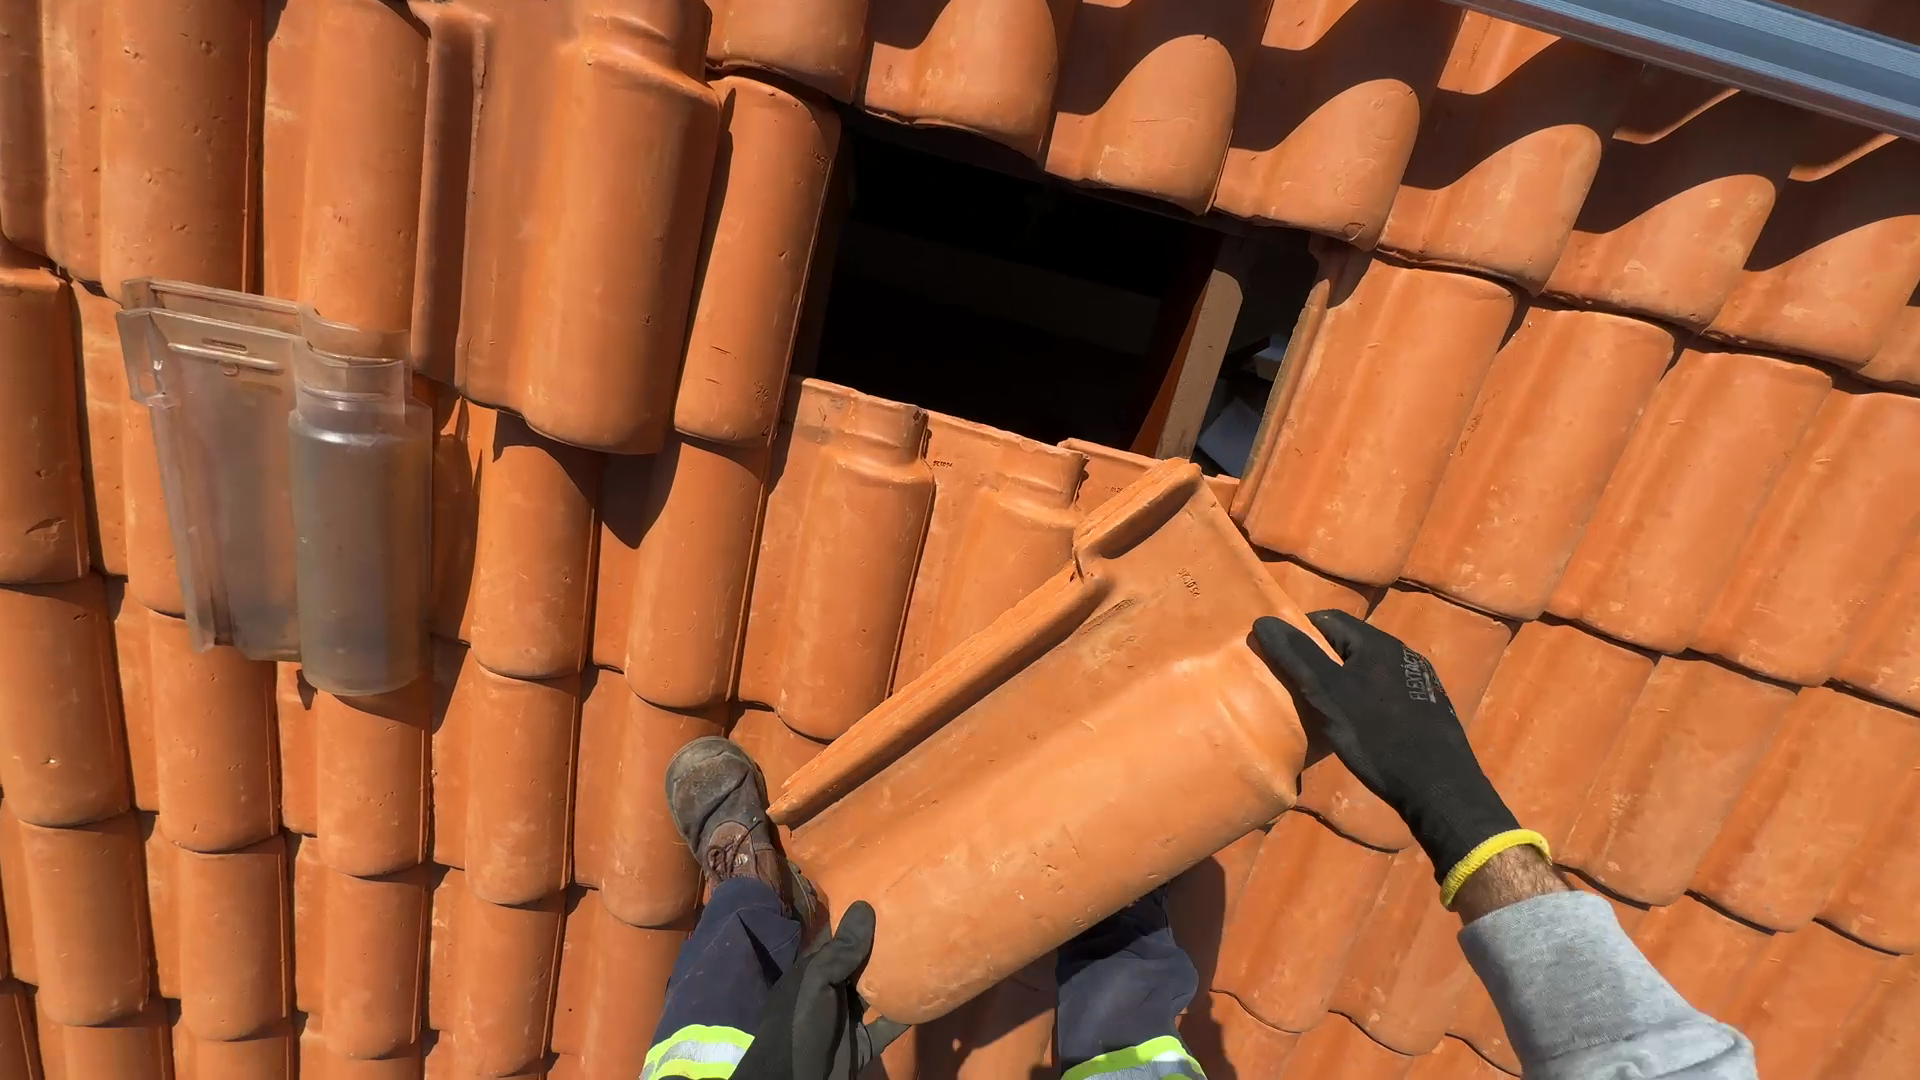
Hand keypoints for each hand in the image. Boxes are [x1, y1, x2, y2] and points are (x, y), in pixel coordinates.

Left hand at [734, 901, 907, 1079]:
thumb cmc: (800, 1025)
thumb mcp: (816, 982)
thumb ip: (841, 949)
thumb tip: (865, 904)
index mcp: (815, 971)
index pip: (838, 938)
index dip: (859, 919)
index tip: (887, 898)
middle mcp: (832, 991)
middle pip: (860, 963)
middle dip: (882, 946)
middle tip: (913, 922)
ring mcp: (847, 1019)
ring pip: (875, 993)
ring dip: (896, 979)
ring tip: (924, 954)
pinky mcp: (861, 1044)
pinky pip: (887, 1026)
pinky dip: (903, 1015)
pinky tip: (925, 999)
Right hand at [1253, 611, 1544, 905]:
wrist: (1442, 791)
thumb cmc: (1378, 737)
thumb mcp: (1328, 695)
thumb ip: (1297, 656)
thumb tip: (1264, 621)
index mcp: (1379, 644)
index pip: (1328, 619)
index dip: (1298, 631)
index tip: (1278, 653)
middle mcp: (1402, 654)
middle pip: (1347, 642)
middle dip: (1317, 655)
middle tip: (1292, 679)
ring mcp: (1417, 681)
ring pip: (1365, 667)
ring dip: (1339, 677)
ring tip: (1318, 702)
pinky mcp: (1425, 707)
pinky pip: (1381, 689)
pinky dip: (1359, 695)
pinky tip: (1354, 721)